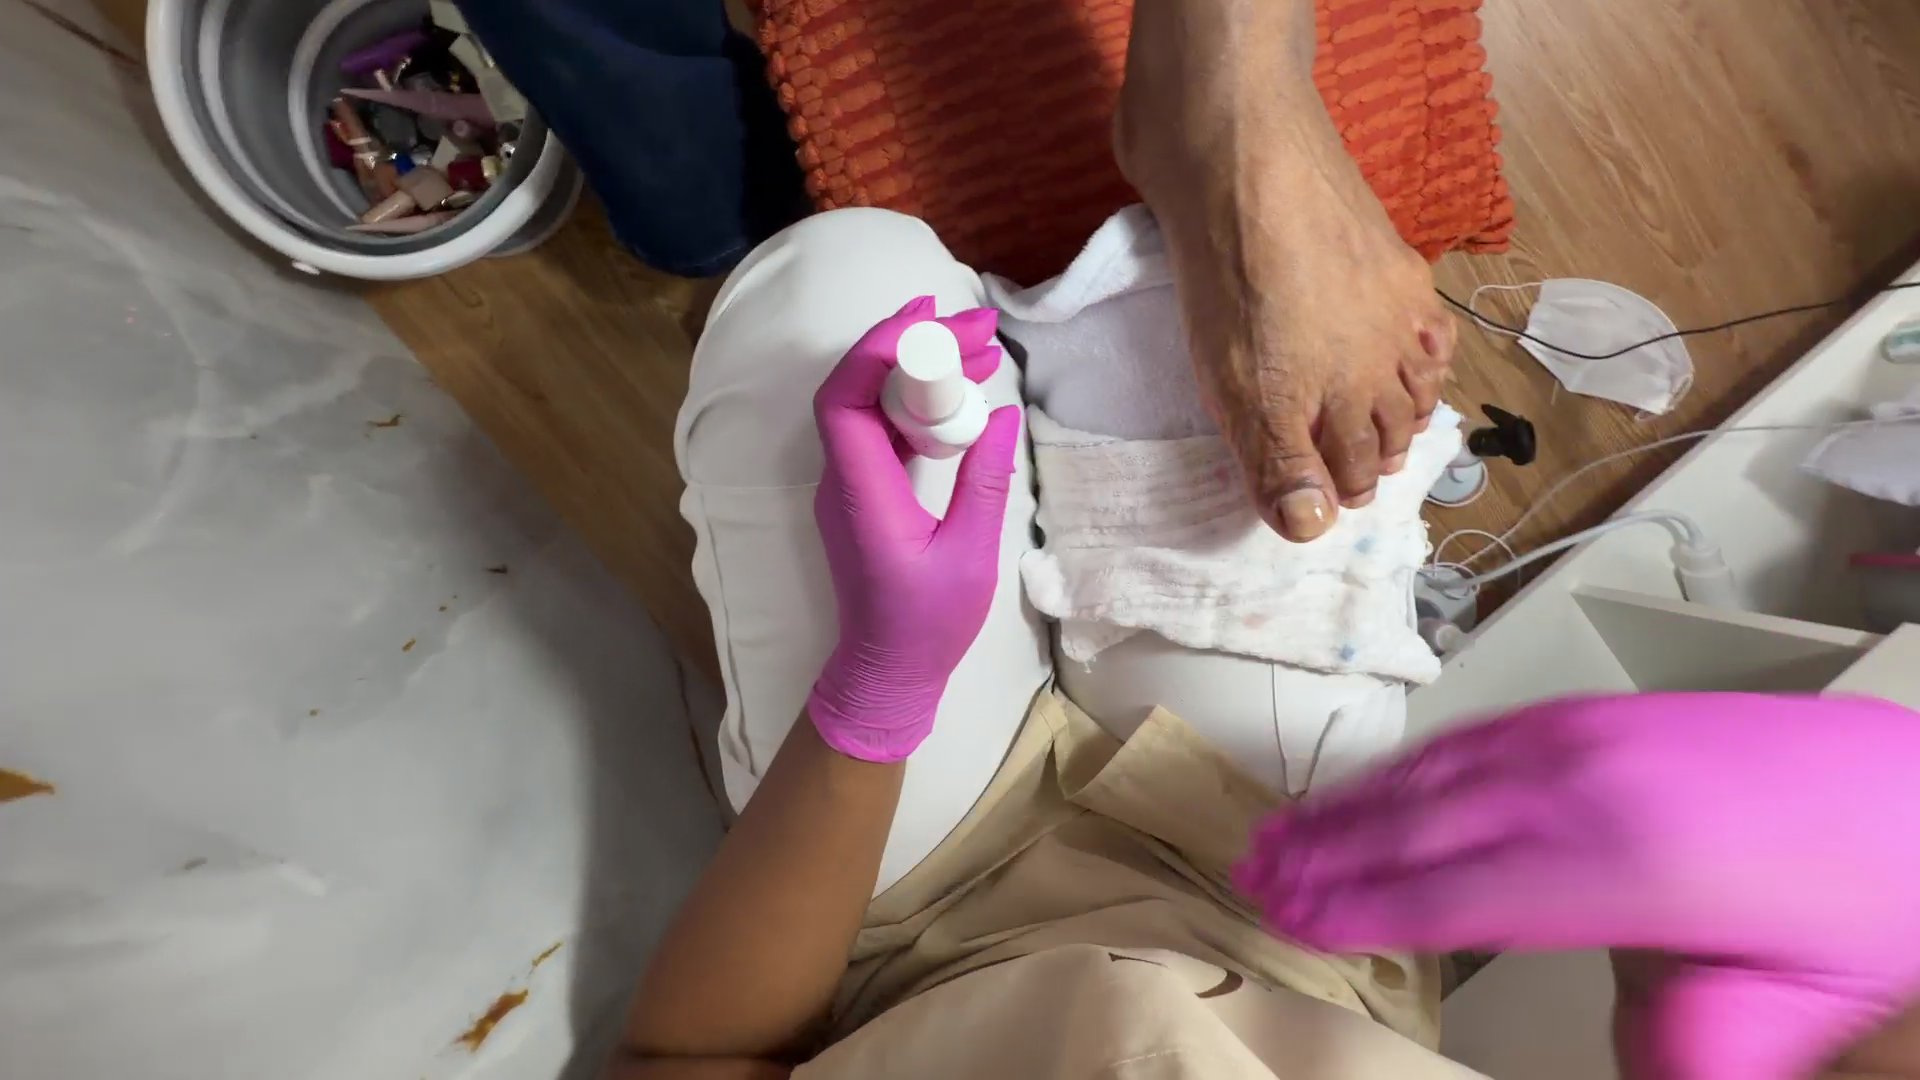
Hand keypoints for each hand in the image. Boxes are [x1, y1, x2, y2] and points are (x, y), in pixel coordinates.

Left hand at [807, 296, 1021, 762]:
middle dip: (912, 346)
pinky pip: (883, 434)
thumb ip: (986, 481)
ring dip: (918, 373)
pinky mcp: (864, 496)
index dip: (879, 350)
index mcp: (862, 494)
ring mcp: (850, 487)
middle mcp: (844, 481)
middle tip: (977, 326)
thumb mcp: (970, 555)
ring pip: (873, 408)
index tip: (933, 323)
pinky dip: (916, 407)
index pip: (846, 400)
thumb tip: (1001, 417)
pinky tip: (957, 397)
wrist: (886, 670)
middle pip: (860, 389)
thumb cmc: (927, 624)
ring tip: (979, 351)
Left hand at [1115, 0, 1454, 542]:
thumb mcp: (1239, 387)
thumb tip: (1312, 531)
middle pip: (1389, 423)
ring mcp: (1388, 294)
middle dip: (1370, 460)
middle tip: (1353, 480)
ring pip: (1409, 375)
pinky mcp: (1378, 251)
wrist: (1238, 155)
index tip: (1331, 507)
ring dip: (1396, 413)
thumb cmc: (1229, 279)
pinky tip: (1410, 356)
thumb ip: (1277, 456)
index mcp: (1345, 388)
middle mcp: (1383, 348)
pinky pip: (1415, 321)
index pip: (1358, 462)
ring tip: (1381, 434)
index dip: (1343, 491)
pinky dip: (1417, 354)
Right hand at [1233, 693, 1919, 1079]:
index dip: (1357, 911)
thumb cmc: (1865, 896)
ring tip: (1276, 833)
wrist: (1911, 778)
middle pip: (1407, 830)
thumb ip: (1692, 1048)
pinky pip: (1447, 747)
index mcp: (1613, 866)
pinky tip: (1354, 793)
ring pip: (1414, 781)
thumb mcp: (1802, 1000)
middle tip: (1252, 873)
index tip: (1292, 919)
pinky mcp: (1557, 715)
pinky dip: (1385, 776)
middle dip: (1320, 856)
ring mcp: (1553, 740)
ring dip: (1335, 810)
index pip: (1446, 897)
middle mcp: (1560, 790)